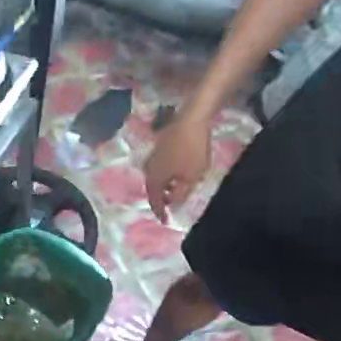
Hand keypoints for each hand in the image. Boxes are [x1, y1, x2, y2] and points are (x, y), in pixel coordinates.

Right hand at [143, 109, 214, 224]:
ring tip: (173, 191)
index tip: (166, 221)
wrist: (192, 118)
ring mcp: (152, 158)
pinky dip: (166, 175)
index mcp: (153, 180)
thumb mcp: (191, 177)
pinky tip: (175, 173)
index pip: (154, 202)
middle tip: (169, 206)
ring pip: (156, 178)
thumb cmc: (192, 150)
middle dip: (160, 199)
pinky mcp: (158, 148)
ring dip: (163, 186)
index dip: (160, 213)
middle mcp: (148, 170)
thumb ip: (181, 194)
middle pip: (152, 190)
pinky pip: (159, 168)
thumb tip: (173, 204)